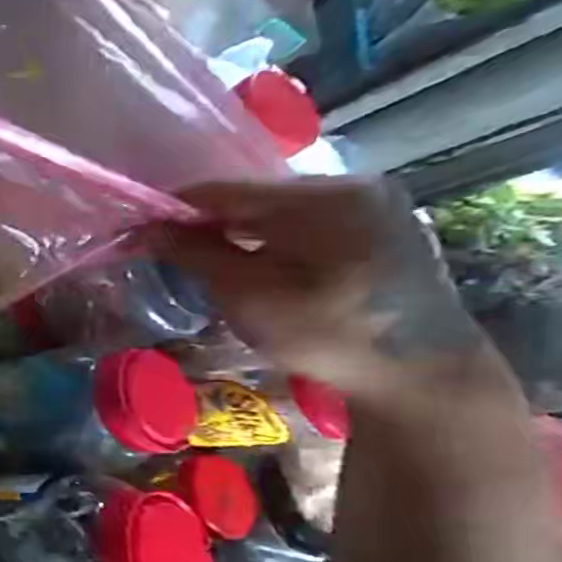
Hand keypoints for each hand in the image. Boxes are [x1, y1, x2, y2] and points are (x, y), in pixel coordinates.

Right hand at [152, 177, 494, 404]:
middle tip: (170, 248)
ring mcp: (375, 203)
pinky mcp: (384, 225)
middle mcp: (352, 184)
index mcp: (321, 197)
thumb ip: (197, 255)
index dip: (176, 207)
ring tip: (210, 257)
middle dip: (209, 220)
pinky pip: (311, 221)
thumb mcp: (250, 298)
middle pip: (256, 195)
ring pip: (283, 209)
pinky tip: (260, 263)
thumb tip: (146, 229)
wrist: (422, 378)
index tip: (139, 228)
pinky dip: (276, 237)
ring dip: (242, 229)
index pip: (226, 189)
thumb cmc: (327, 338)